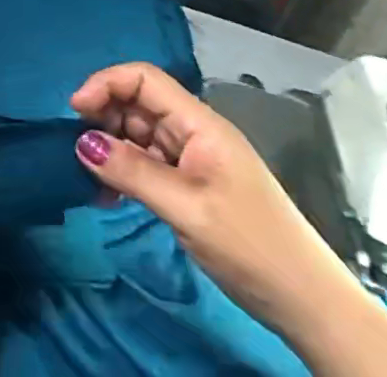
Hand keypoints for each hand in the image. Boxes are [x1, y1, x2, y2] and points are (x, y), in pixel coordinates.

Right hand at [69, 63, 352, 330]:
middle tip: (78, 151)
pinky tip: (106, 196)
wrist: (311, 307)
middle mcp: (193, 134)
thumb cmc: (253, 247)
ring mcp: (190, 160)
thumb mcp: (187, 209)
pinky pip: (141, 163)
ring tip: (91, 181)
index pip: (143, 79)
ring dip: (106, 150)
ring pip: (133, 134)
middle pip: (134, 104)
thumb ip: (131, 171)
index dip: (104, 84)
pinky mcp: (186, 185)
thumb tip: (80, 142)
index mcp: (201, 126)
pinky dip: (118, 172)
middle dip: (100, 119)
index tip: (75, 112)